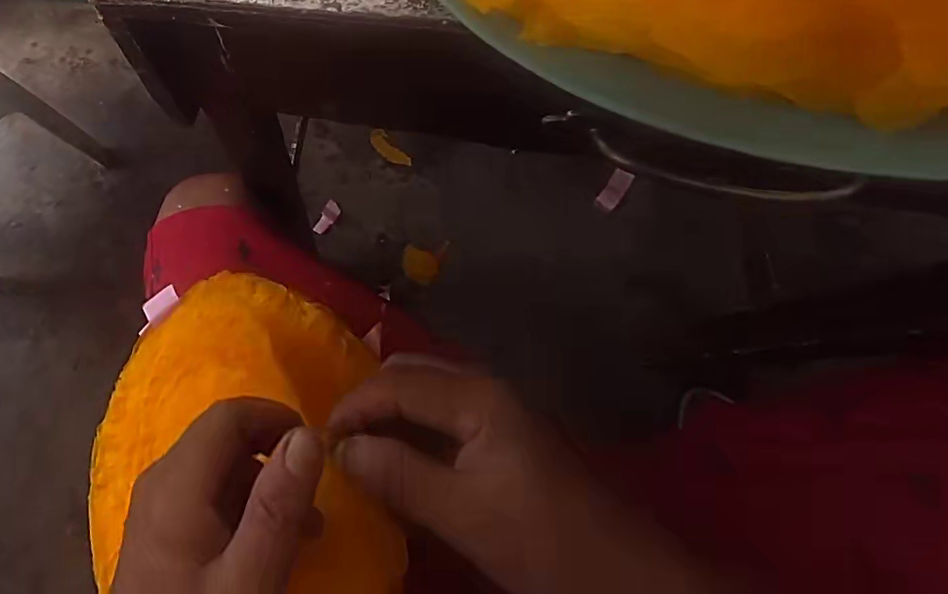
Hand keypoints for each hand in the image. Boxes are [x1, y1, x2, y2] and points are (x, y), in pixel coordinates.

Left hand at [112, 397, 326, 593]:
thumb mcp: (249, 580)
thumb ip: (277, 506)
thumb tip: (308, 435)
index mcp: (176, 481)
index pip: (229, 415)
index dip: (275, 417)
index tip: (316, 446)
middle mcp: (160, 483)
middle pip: (222, 440)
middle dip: (273, 456)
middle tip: (315, 496)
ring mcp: (154, 512)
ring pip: (216, 471)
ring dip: (263, 487)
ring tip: (303, 531)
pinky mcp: (158, 540)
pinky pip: (205, 502)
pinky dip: (242, 511)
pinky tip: (266, 548)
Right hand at [329, 356, 716, 593]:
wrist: (625, 573)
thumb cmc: (545, 541)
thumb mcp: (467, 515)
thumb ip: (402, 476)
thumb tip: (343, 449)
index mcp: (476, 395)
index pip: (397, 383)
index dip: (354, 406)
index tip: (321, 437)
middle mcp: (484, 385)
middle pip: (410, 374)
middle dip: (370, 400)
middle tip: (338, 439)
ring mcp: (496, 406)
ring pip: (426, 392)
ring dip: (390, 413)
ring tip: (359, 447)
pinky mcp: (502, 431)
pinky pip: (443, 415)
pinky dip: (413, 430)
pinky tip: (399, 458)